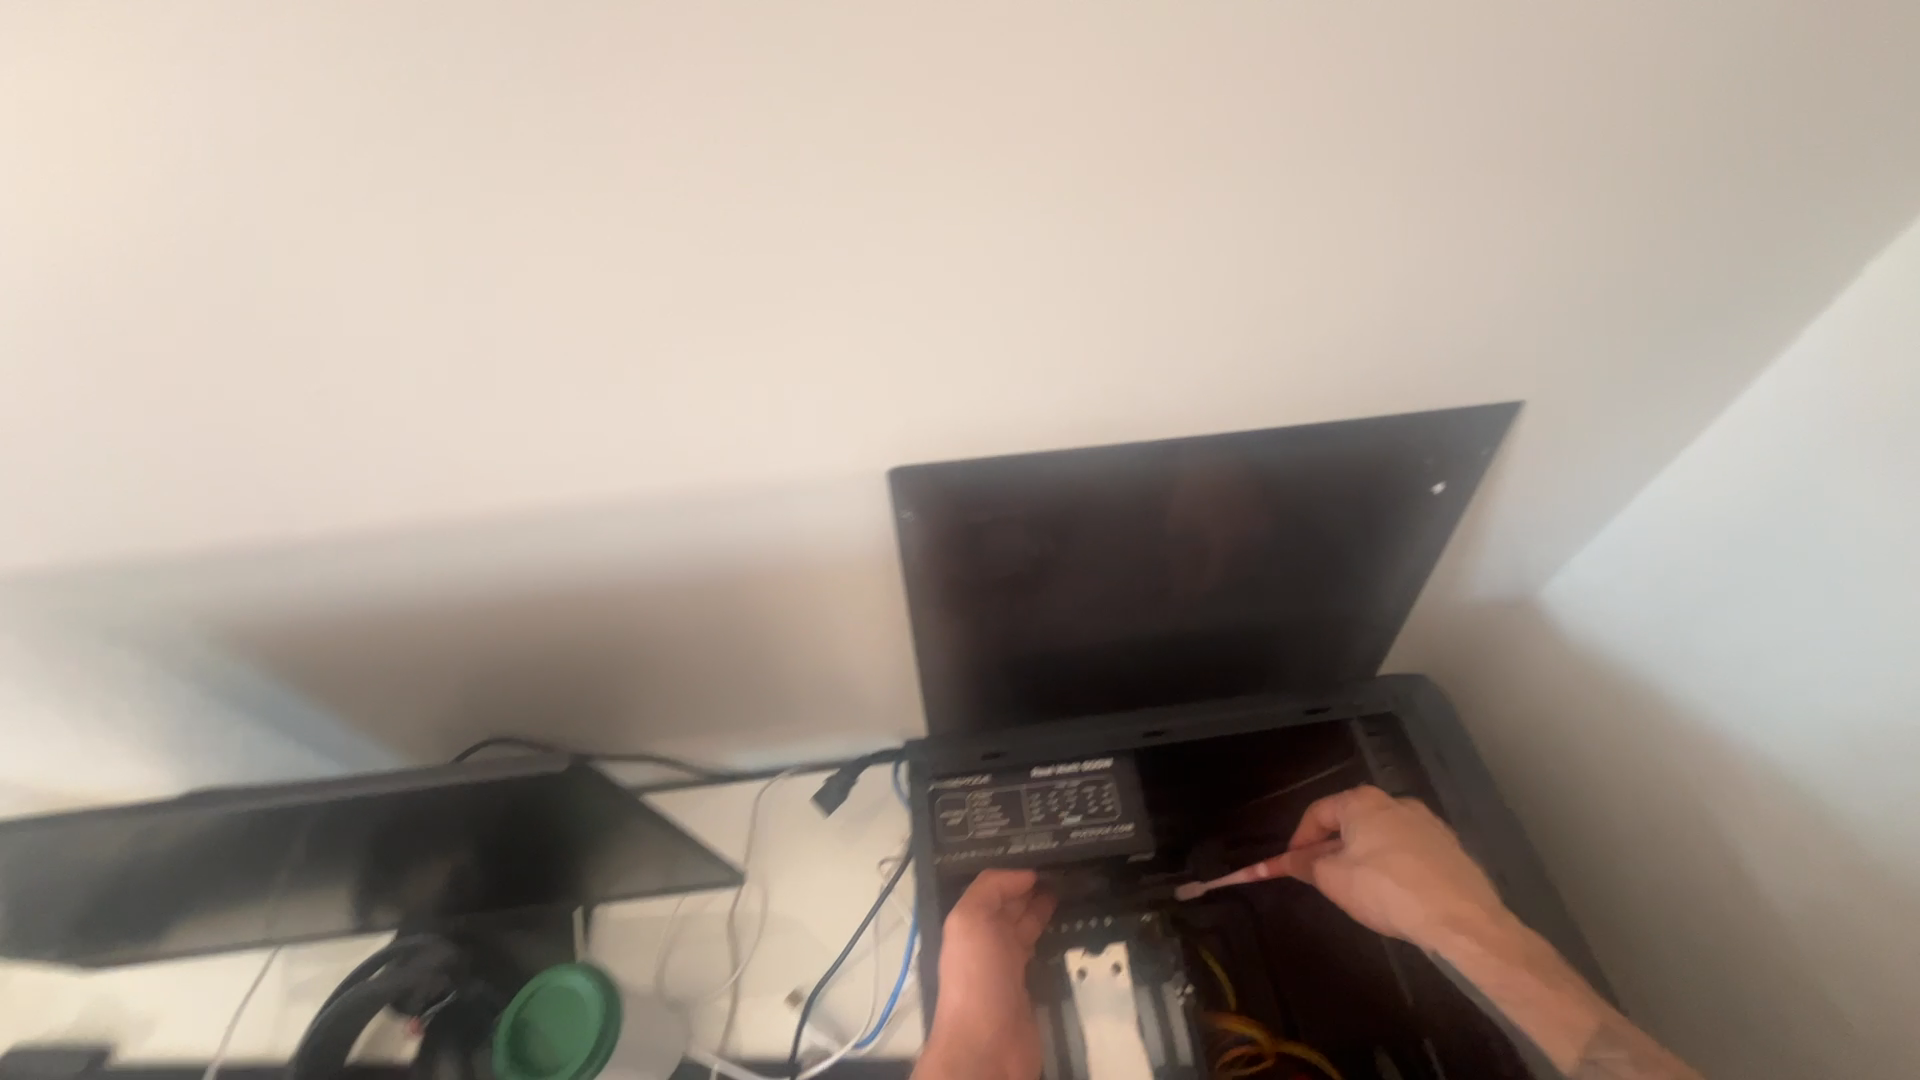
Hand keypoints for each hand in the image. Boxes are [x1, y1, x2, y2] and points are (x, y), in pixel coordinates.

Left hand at [914, 869, 1055, 1079]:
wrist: (986, 1047)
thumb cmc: (975, 979)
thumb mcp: (970, 919)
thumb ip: (990, 888)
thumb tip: (1023, 874)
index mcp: (970, 923)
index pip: (994, 887)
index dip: (1015, 871)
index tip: (1044, 854)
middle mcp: (987, 941)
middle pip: (1011, 905)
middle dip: (1031, 886)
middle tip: (1063, 868)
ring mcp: (1007, 965)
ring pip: (1026, 926)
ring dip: (1043, 908)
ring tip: (1069, 888)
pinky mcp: (1028, 989)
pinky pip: (1040, 954)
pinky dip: (1051, 938)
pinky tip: (1066, 927)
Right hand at [1277, 785, 1513, 951]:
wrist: (1462, 921)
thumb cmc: (1385, 890)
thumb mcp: (1332, 879)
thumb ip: (1305, 865)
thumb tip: (1287, 861)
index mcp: (1362, 801)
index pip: (1317, 813)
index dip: (1298, 840)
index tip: (1290, 865)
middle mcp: (1396, 803)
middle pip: (1350, 823)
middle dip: (1330, 848)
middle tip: (1319, 876)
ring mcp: (1429, 825)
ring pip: (1381, 837)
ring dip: (1362, 856)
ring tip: (1357, 887)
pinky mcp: (1452, 850)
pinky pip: (1410, 853)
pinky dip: (1394, 867)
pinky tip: (1395, 893)